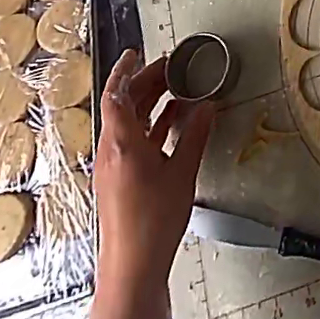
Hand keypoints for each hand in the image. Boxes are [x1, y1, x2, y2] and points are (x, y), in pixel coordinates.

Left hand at [94, 49, 216, 283]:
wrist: (132, 265)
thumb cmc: (154, 220)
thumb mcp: (182, 172)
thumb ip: (195, 136)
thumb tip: (207, 108)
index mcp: (122, 144)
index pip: (116, 96)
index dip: (125, 71)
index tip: (137, 53)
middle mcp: (112, 151)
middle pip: (125, 106)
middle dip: (147, 83)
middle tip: (172, 67)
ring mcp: (115, 166)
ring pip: (130, 123)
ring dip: (152, 103)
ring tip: (178, 88)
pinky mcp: (121, 179)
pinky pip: (135, 140)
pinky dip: (154, 124)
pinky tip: (176, 122)